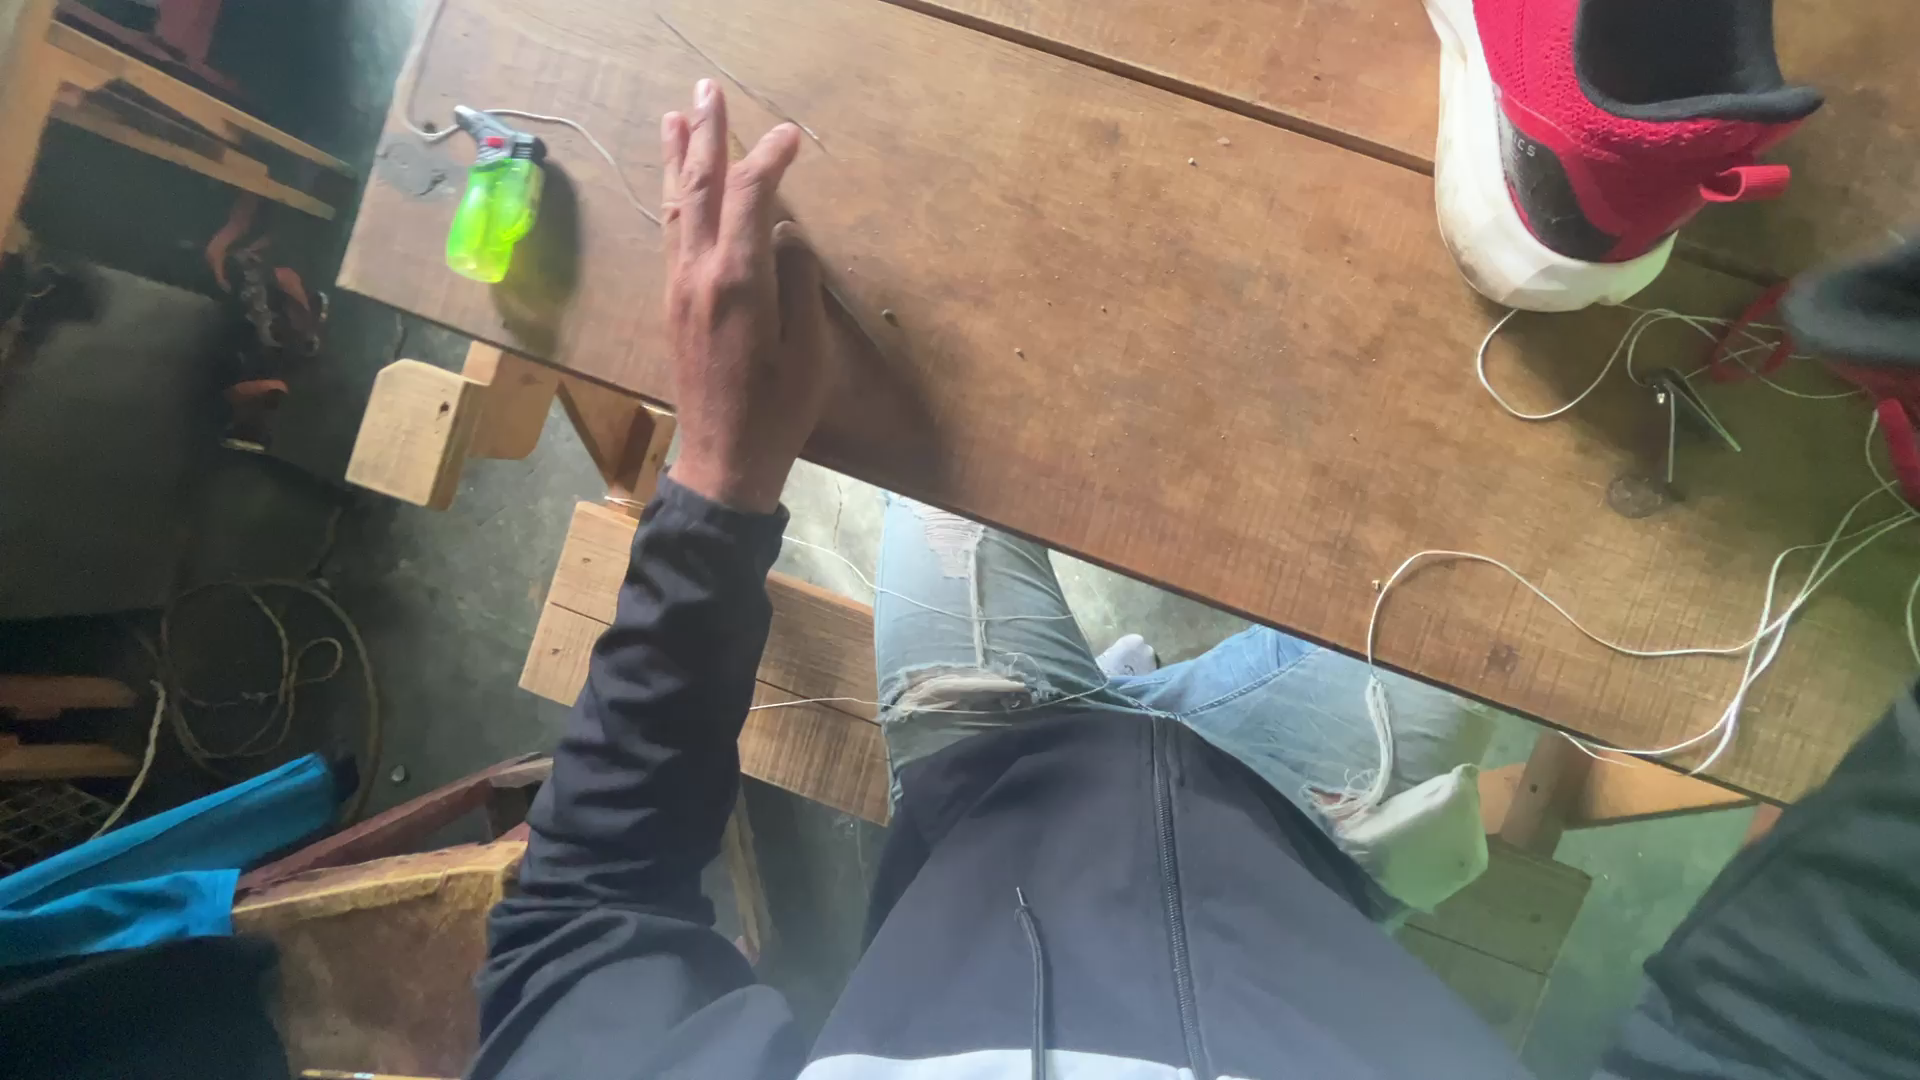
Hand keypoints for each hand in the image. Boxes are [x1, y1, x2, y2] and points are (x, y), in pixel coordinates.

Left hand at [659, 78, 834, 513]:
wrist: (725, 455)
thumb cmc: (778, 411)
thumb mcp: (808, 351)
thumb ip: (800, 284)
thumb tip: (787, 235)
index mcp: (740, 282)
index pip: (752, 198)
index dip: (771, 159)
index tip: (793, 136)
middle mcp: (700, 274)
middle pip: (700, 189)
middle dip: (707, 136)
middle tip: (709, 90)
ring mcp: (680, 288)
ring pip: (676, 209)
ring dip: (677, 159)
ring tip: (677, 117)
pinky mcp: (673, 305)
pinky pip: (670, 237)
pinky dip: (672, 200)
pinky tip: (674, 189)